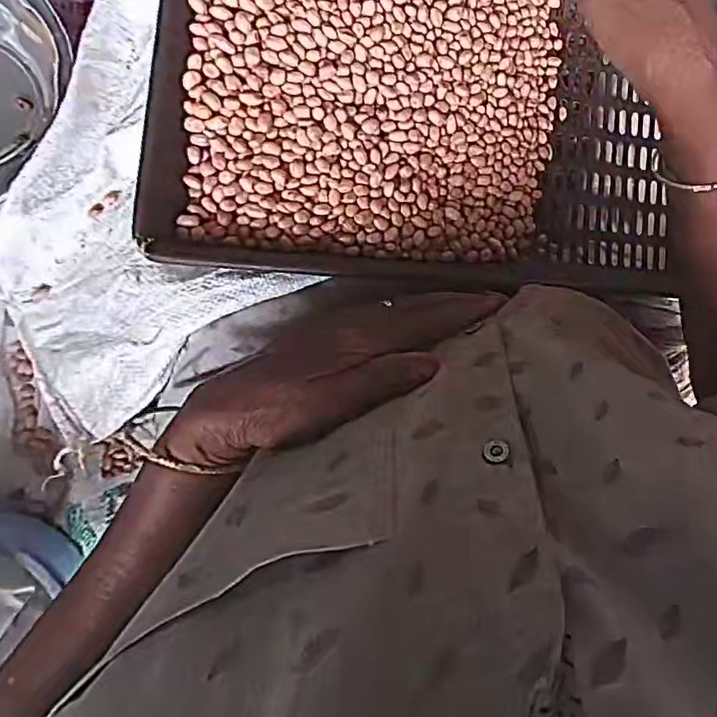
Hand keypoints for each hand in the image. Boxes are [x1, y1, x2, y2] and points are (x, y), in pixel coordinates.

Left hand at [159, 293, 503, 468]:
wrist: (218, 414)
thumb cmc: (273, 418)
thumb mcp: (324, 406)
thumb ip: (376, 381)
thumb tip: (432, 361)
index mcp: (356, 339)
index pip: (422, 319)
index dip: (461, 311)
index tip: (497, 304)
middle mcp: (351, 323)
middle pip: (415, 305)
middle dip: (456, 300)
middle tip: (495, 298)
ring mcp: (338, 325)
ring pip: (400, 306)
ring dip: (436, 303)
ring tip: (467, 303)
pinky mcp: (327, 334)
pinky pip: (384, 313)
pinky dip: (412, 311)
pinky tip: (417, 317)